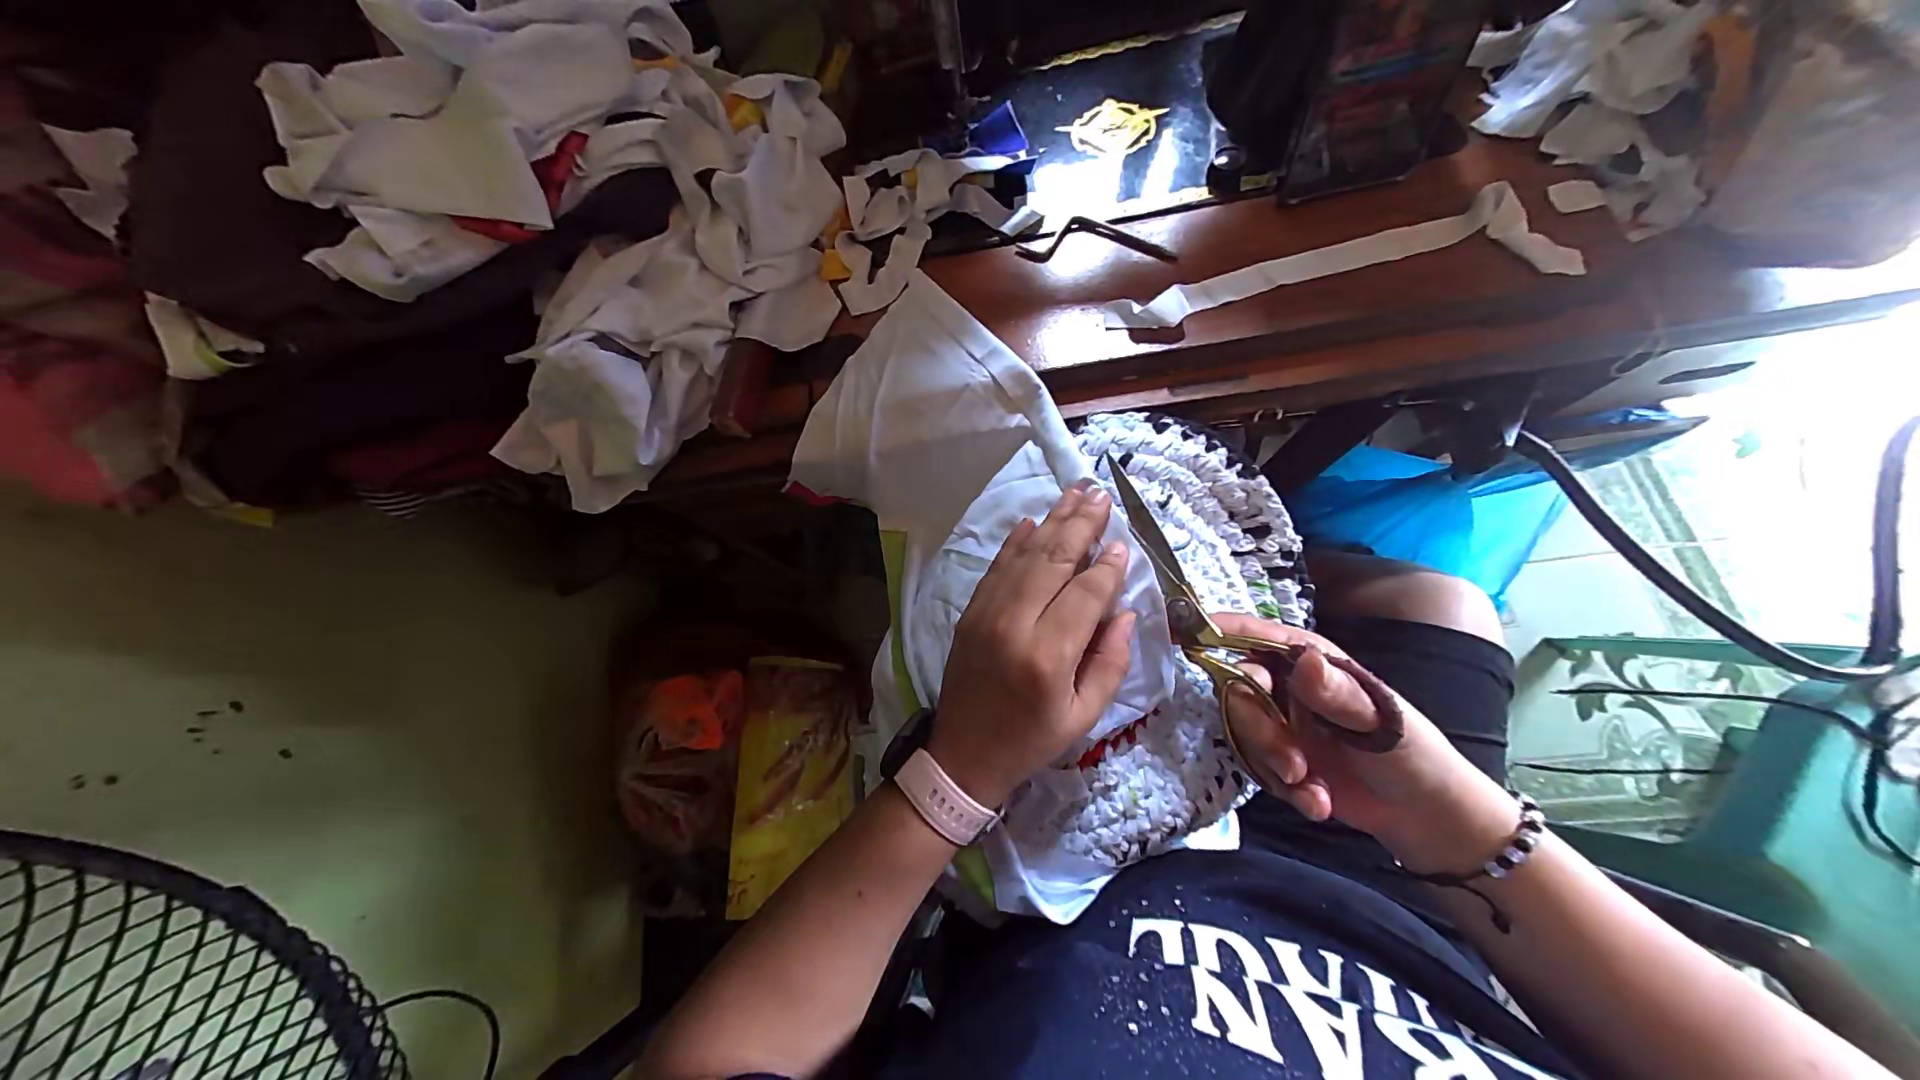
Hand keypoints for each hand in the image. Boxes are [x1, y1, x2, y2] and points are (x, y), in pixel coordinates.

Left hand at [927, 482, 1137, 808]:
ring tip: (1075, 493)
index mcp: (1048, 656)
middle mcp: (1014, 624)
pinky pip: (996, 567)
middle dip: (1081, 524)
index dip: (1108, 566)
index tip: (1124, 543)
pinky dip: (1016, 542)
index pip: (1085, 594)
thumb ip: (1110, 662)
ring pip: (1024, 555)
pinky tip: (1032, 521)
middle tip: (1101, 495)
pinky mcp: (970, 612)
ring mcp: (986, 614)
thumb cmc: (1030, 740)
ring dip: (1052, 521)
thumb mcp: (1083, 716)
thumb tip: (1125, 610)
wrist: (962, 754)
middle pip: (1053, 560)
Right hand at [1212, 613, 1518, 873]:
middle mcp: (1288, 685)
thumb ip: (1338, 694)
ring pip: (1244, 732)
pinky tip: (1316, 802)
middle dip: (1260, 732)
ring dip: (1273, 765)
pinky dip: (1283, 789)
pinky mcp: (1278, 756)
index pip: (1257, 637)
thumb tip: (1303, 659)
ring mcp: (1280, 721)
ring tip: (1313, 790)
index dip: (1218, 631)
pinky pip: (1256, 766)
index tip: (1183, 634)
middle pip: (1240, 692)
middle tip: (1293, 765)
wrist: (1426, 819)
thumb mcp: (1381, 723)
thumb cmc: (1413, 754)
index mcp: (1313, 662)